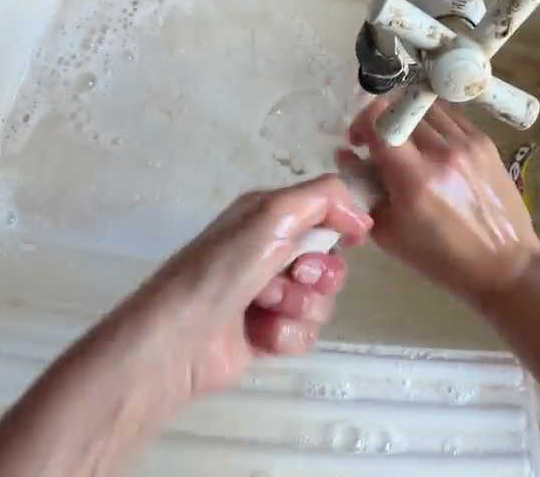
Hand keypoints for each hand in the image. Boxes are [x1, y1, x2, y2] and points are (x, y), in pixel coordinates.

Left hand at [109, 175, 372, 398]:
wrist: (178, 341)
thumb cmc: (223, 268)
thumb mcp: (273, 214)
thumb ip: (324, 198)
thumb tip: (362, 212)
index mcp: (271, 215)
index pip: (328, 210)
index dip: (345, 224)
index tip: (354, 237)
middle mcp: (273, 250)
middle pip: (331, 260)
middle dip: (319, 273)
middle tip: (293, 276)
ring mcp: (271, 294)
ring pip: (322, 300)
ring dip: (298, 306)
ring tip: (265, 307)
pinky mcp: (269, 333)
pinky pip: (307, 333)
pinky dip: (287, 334)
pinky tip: (261, 335)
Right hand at [340, 99, 539, 304]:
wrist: (505, 264)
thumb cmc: (441, 258)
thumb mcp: (389, 234)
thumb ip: (364, 191)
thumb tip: (346, 154)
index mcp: (414, 179)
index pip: (380, 121)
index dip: (361, 122)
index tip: (358, 139)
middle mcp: (442, 152)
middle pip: (401, 109)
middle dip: (382, 120)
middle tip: (379, 142)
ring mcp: (467, 143)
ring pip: (426, 107)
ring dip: (409, 118)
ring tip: (407, 141)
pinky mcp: (485, 141)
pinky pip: (451, 116)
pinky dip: (434, 123)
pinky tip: (433, 144)